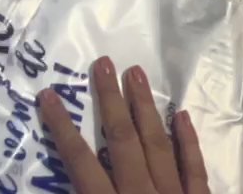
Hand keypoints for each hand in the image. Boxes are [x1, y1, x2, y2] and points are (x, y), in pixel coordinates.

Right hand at [38, 58, 210, 193]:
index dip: (61, 128)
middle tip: (103, 61)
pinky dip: (188, 143)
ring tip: (135, 73)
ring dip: (145, 108)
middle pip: (122, 141)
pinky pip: (195, 172)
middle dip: (109, 100)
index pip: (79, 163)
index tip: (47, 94)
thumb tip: (59, 185)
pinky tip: (182, 116)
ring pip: (158, 146)